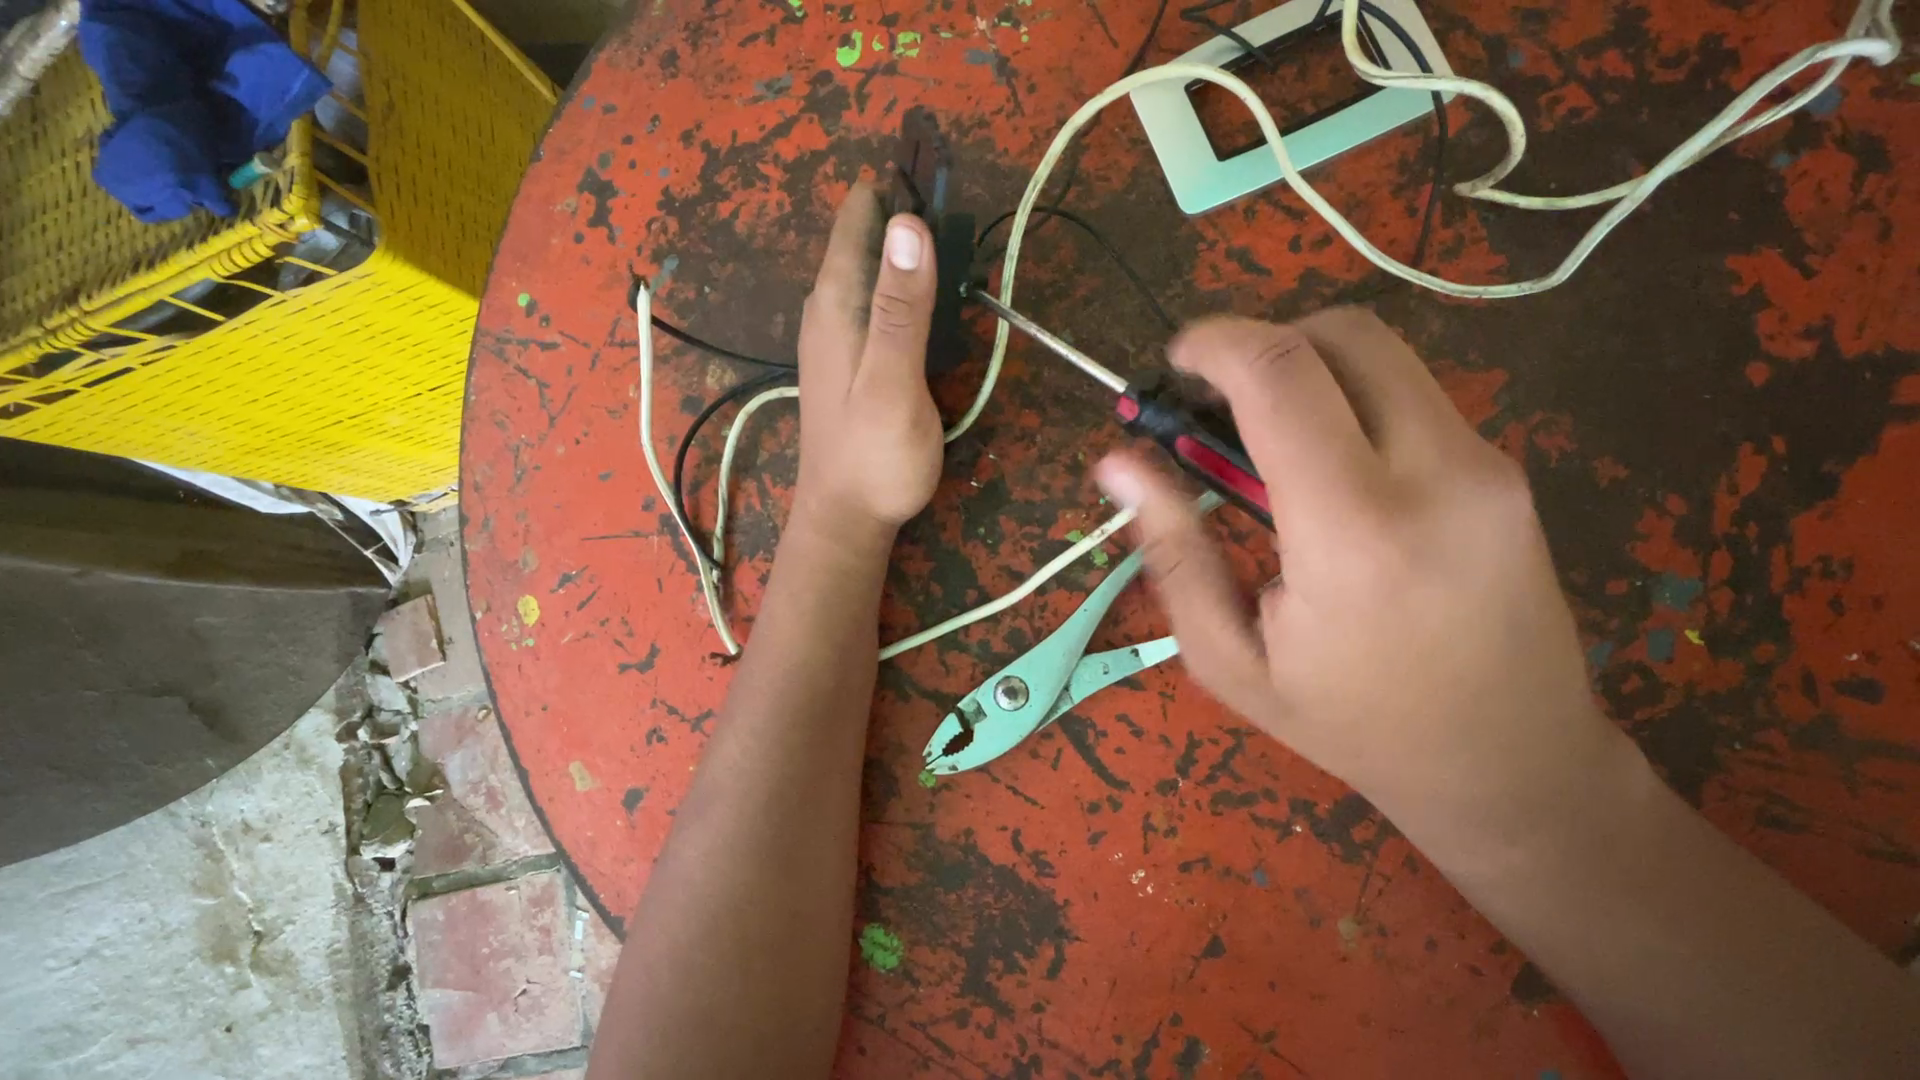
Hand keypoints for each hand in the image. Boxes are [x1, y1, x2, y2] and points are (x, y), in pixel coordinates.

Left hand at [792, 184, 943, 534]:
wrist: (846, 519)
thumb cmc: (874, 455)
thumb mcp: (893, 379)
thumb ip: (901, 307)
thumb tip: (907, 225)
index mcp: (837, 306)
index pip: (858, 223)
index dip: (891, 190)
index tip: (930, 166)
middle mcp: (828, 312)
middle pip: (862, 244)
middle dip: (899, 218)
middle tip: (947, 202)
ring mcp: (834, 339)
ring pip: (867, 274)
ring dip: (901, 252)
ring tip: (940, 239)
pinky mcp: (848, 363)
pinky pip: (872, 304)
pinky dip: (898, 288)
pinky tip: (921, 299)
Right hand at [1096, 309, 1621, 833]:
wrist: (1513, 765)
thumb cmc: (1352, 724)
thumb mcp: (1231, 659)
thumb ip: (1174, 552)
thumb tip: (1117, 465)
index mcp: (1351, 531)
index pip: (1280, 374)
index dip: (1215, 343)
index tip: (1176, 361)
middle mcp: (1435, 474)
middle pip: (1343, 334)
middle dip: (1264, 342)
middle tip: (1217, 401)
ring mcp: (1487, 466)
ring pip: (1385, 355)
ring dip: (1309, 370)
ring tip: (1266, 442)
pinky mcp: (1507, 472)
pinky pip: (1414, 396)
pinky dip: (1353, 402)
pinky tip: (1329, 472)